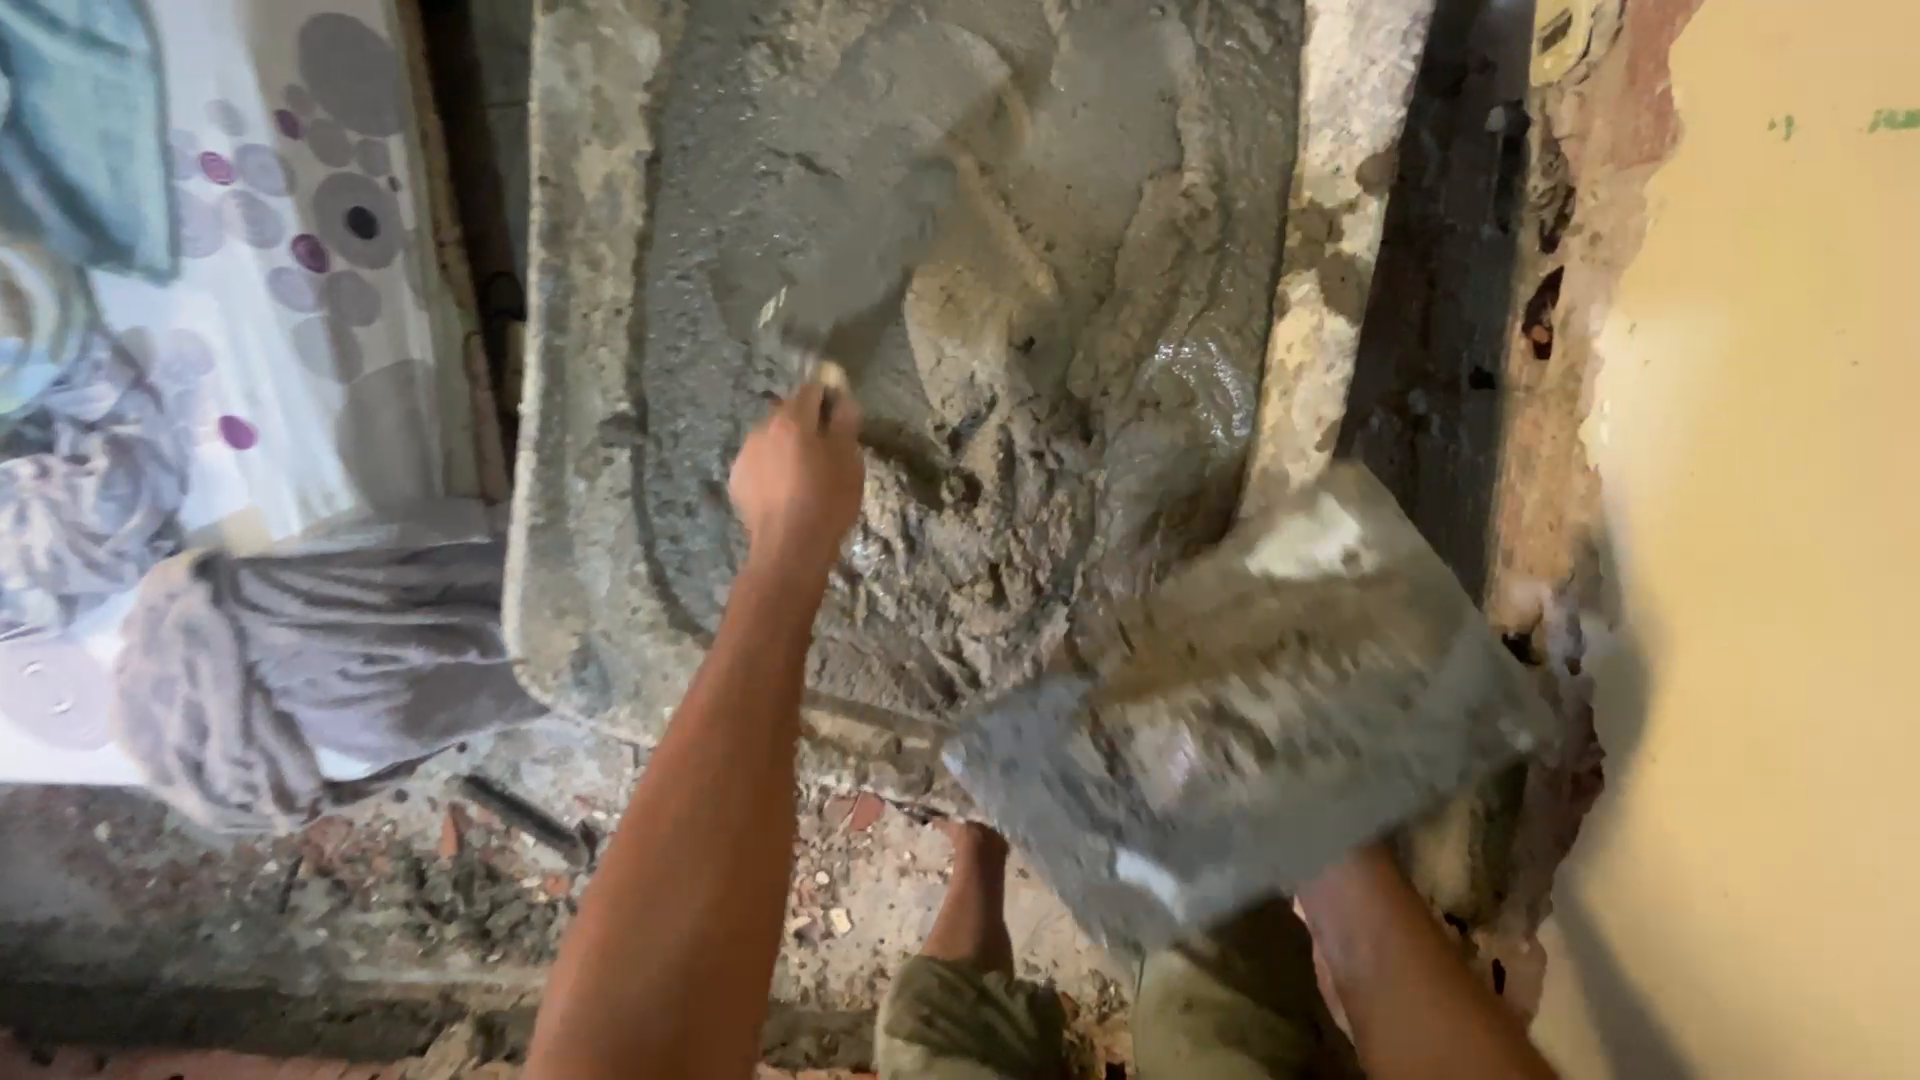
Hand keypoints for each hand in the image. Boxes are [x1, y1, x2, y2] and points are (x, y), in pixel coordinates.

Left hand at [730, 383, 863, 579]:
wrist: (790, 548)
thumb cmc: (827, 500)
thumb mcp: (849, 460)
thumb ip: (845, 422)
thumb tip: (843, 397)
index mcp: (792, 419)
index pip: (811, 389)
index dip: (829, 398)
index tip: (842, 419)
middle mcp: (762, 429)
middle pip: (788, 413)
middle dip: (807, 424)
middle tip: (827, 452)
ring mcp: (745, 455)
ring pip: (771, 438)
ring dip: (787, 446)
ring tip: (804, 475)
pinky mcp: (737, 481)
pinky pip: (759, 463)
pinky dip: (772, 468)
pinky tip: (785, 492)